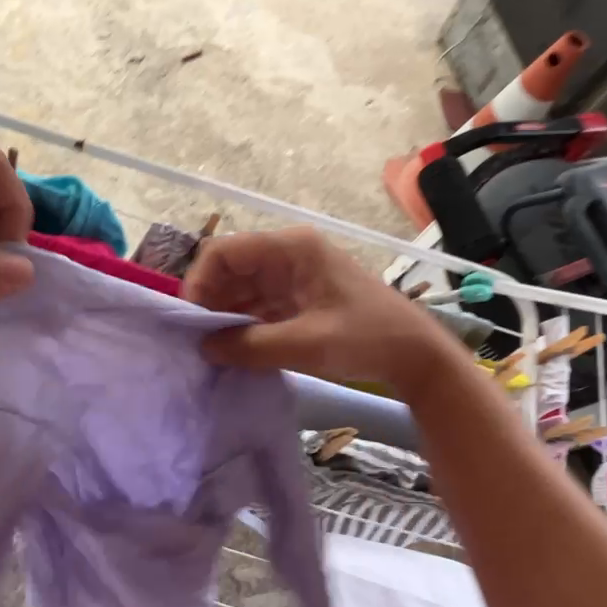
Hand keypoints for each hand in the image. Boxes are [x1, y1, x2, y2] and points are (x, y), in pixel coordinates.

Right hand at [184, 227, 460, 389]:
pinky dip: (244, 326)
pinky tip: (233, 351)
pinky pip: (259, 307)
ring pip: (242, 290)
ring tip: (211, 351)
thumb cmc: (366, 339)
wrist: (416, 356)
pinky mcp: (300, 300)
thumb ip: (250, 345)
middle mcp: (289, 256)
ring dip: (225, 317)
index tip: (191, 321)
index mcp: (292, 250)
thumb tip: (204, 348)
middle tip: (197, 342)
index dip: (200, 282)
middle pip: (230, 270)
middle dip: (210, 303)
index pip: (225, 252)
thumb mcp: (305, 344)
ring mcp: (295, 277)